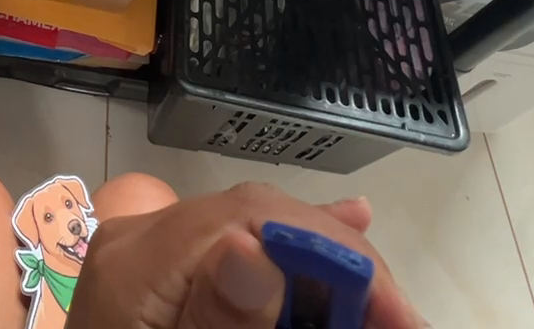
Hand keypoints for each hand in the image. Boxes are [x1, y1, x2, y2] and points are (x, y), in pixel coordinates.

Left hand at [66, 183, 424, 328]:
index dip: (330, 250)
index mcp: (134, 258)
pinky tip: (337, 228)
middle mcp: (135, 233)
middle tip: (399, 321)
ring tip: (384, 298)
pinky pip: (223, 239)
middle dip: (335, 260)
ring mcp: (140, 245)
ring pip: (246, 225)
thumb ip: (213, 319)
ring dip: (318, 257)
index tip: (399, 316)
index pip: (246, 216)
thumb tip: (252, 246)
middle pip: (251, 215)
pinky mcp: (150, 266)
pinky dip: (281, 247)